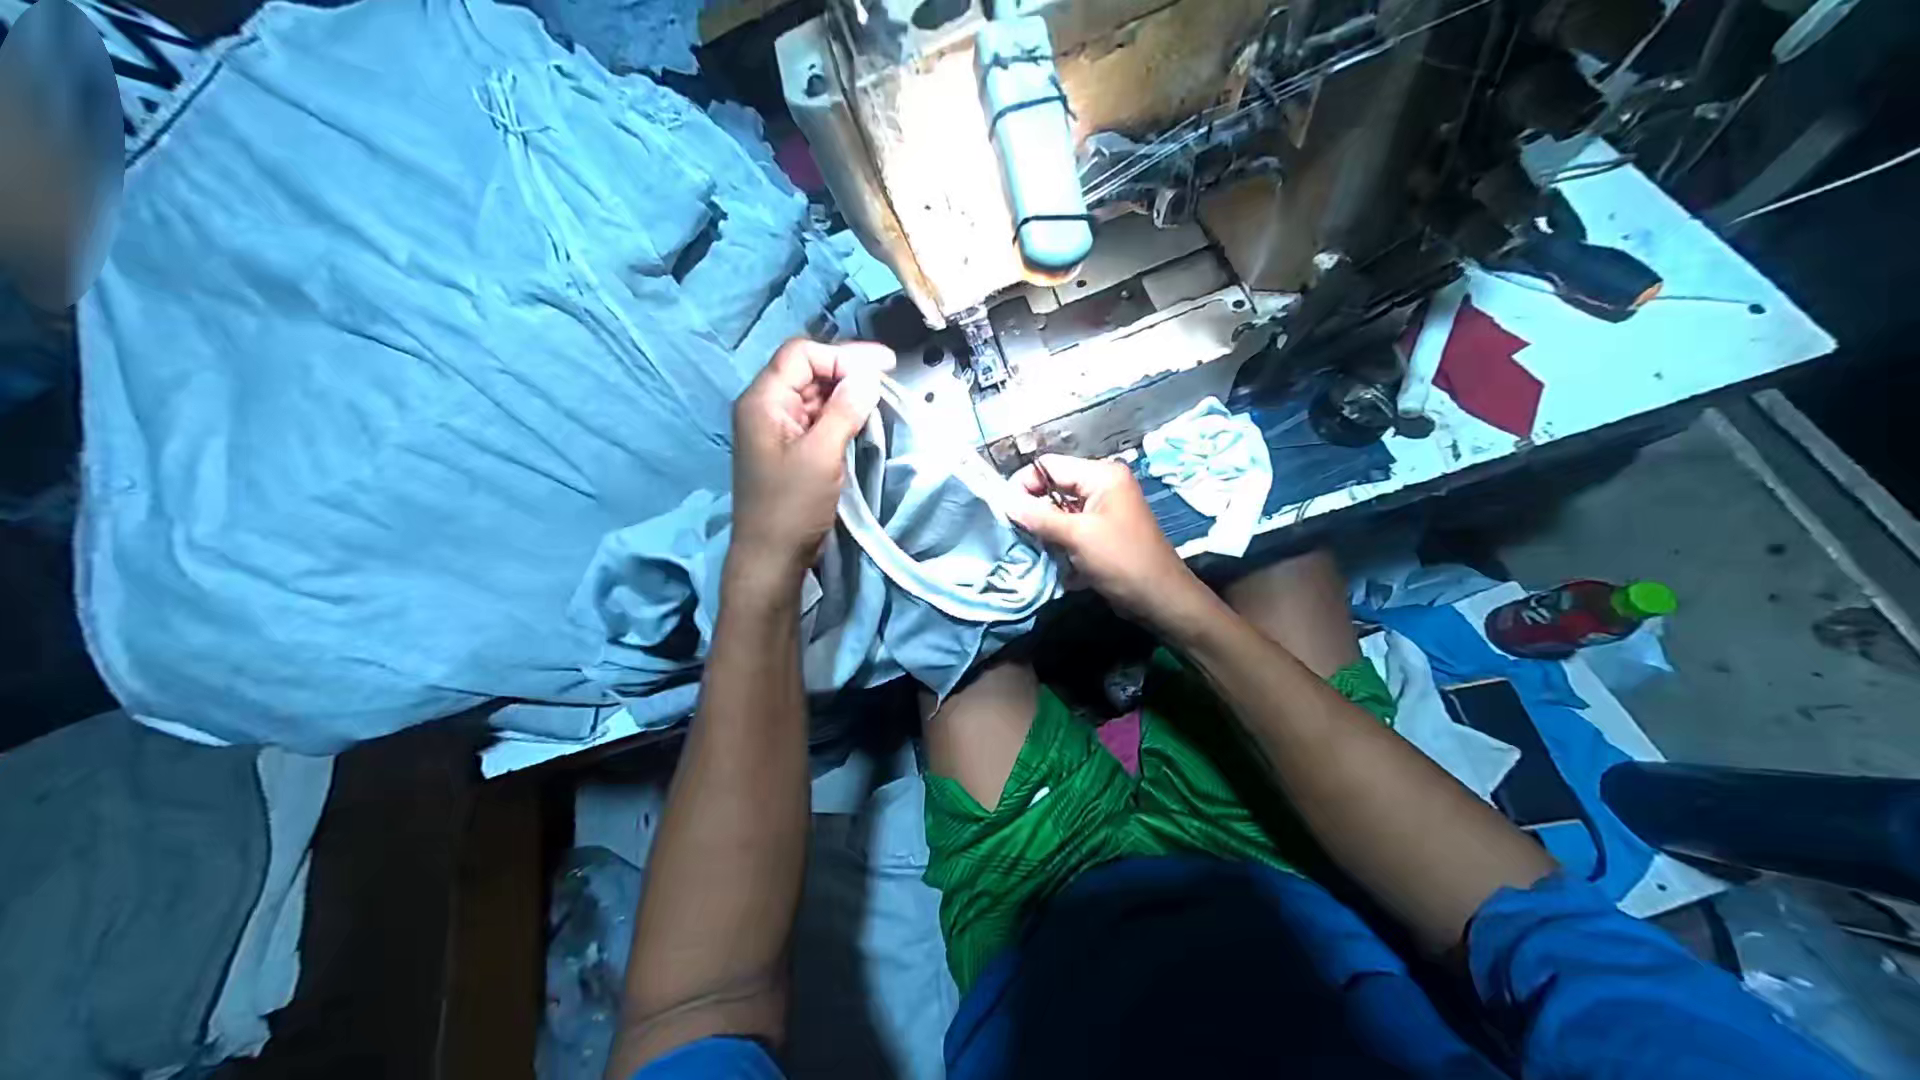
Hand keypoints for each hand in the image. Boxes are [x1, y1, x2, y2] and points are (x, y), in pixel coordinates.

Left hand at [730, 338, 894, 580]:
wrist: (771, 559)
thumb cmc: (791, 507)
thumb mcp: (822, 455)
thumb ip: (844, 409)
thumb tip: (868, 374)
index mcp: (763, 401)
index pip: (802, 354)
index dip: (843, 355)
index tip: (884, 366)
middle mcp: (766, 407)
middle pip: (808, 370)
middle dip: (847, 369)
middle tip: (887, 378)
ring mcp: (777, 428)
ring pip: (815, 393)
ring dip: (846, 391)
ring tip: (879, 396)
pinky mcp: (790, 447)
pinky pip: (816, 417)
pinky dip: (840, 413)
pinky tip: (862, 417)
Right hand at [1006, 454, 1209, 626]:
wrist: (1159, 598)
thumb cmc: (1122, 560)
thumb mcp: (1077, 536)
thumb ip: (1040, 517)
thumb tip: (1006, 503)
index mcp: (1101, 475)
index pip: (1050, 465)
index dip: (1025, 483)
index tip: (1006, 510)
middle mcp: (1102, 486)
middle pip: (1053, 487)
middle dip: (1034, 509)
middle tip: (1018, 532)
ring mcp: (1102, 510)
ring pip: (1059, 511)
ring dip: (1045, 529)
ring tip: (1035, 547)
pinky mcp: (1100, 532)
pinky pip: (1069, 528)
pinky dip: (1058, 541)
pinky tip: (1053, 559)